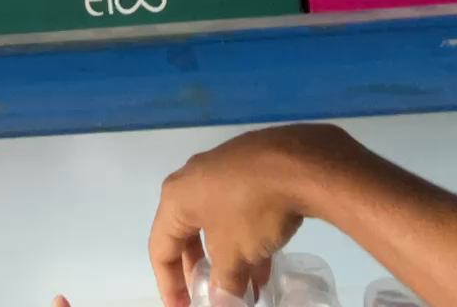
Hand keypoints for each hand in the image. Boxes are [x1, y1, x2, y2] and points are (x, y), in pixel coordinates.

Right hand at [148, 124, 366, 306]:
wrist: (296, 163)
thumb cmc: (251, 209)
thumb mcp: (234, 256)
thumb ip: (224, 285)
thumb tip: (223, 303)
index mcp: (176, 197)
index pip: (160, 249)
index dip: (169, 287)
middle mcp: (192, 179)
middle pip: (185, 234)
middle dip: (198, 272)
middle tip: (210, 298)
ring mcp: (220, 171)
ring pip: (214, 224)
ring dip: (225, 260)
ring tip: (244, 292)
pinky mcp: (246, 169)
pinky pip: (235, 212)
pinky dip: (242, 240)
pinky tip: (264, 265)